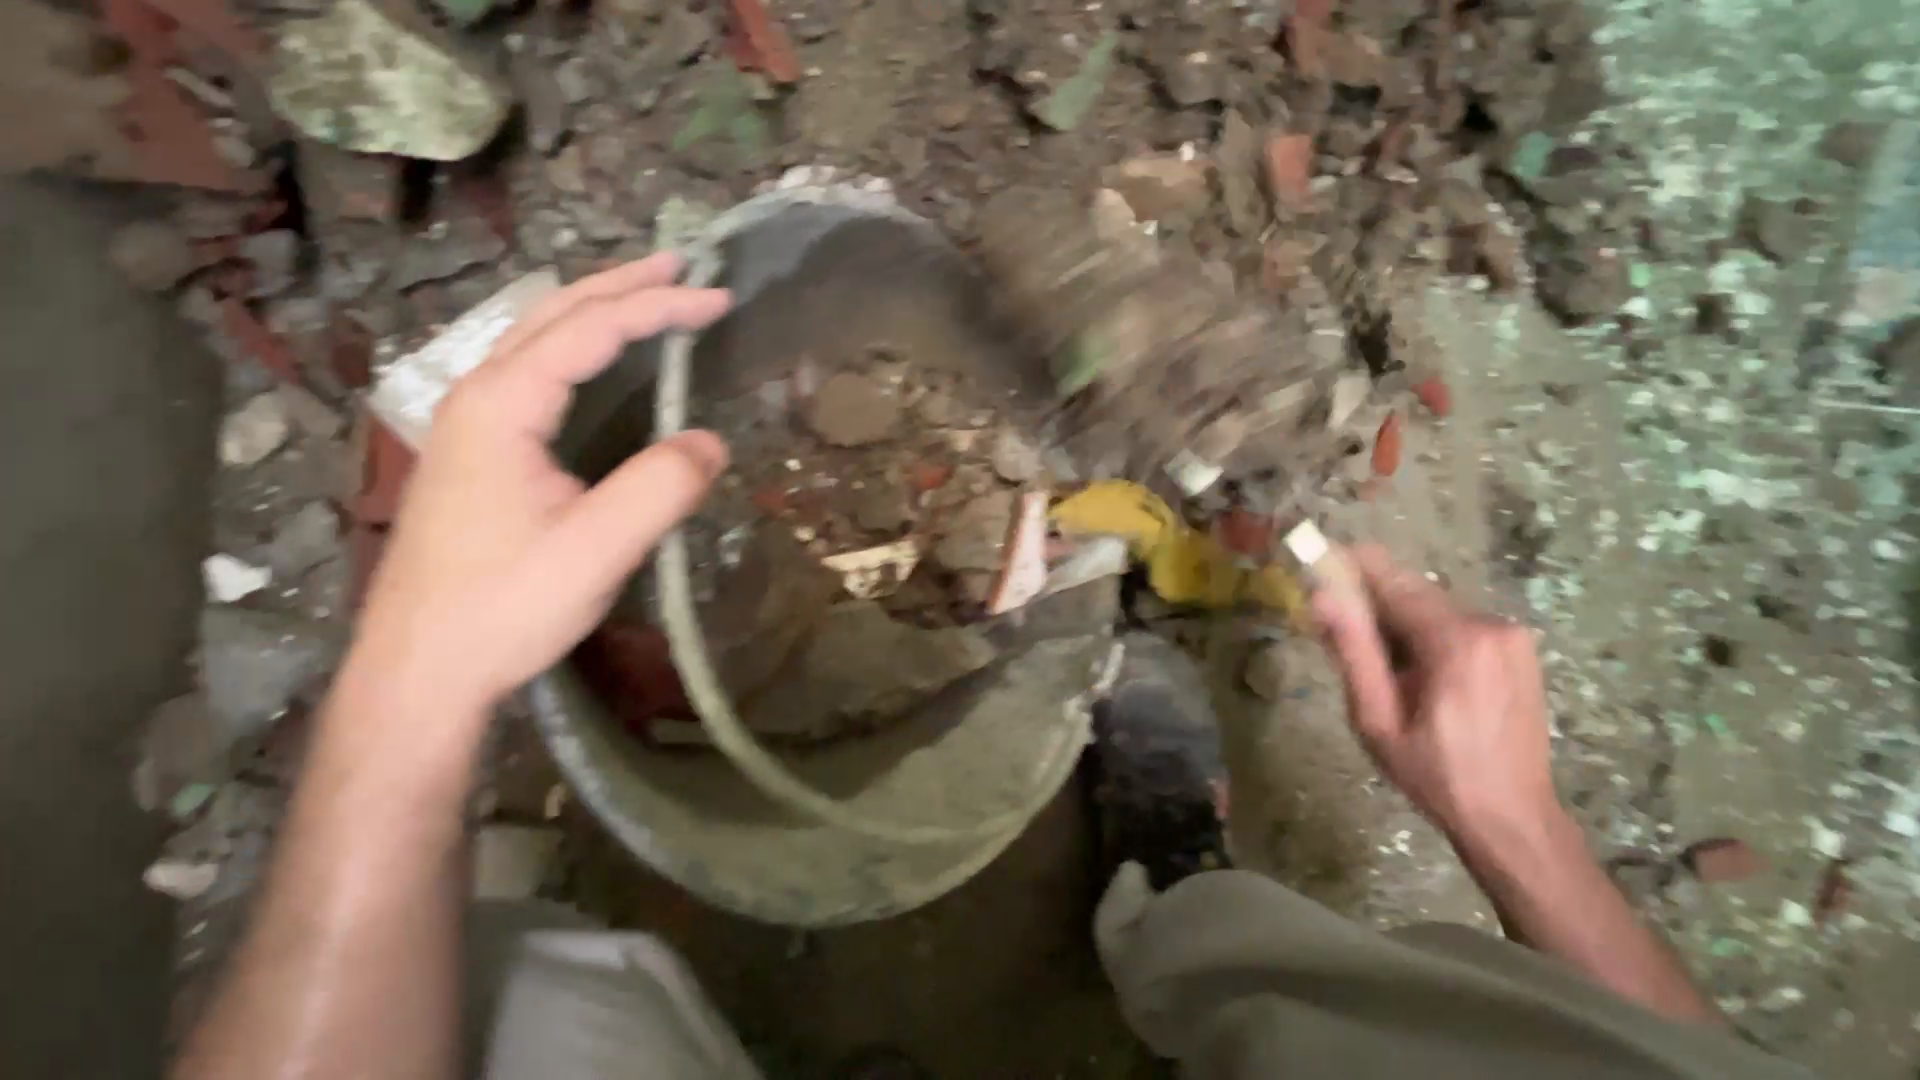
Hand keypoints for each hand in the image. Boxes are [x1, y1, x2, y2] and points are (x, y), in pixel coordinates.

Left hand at [352, 254, 731, 717]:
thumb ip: (661, 488)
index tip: (719, 300)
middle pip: (553, 314)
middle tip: (683, 267)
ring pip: (535, 340)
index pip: (590, 330)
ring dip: (595, 310)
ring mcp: (468, 426)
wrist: (421, 670)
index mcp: (502, 406)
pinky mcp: (474, 456)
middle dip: (623, 285)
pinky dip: (574, 348)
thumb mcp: (597, 550)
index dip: (660, 308)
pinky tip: (593, 362)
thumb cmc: (504, 607)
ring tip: (647, 296)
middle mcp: (476, 398)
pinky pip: (530, 374)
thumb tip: (711, 442)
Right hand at [1312, 546, 1561, 849]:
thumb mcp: (1377, 717)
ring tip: (1383, 670)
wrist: (1513, 818)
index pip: (1393, 582)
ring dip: (1401, 624)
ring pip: (1435, 610)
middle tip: (1338, 631)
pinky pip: (1459, 625)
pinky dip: (1429, 636)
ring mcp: (1512, 636)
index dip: (1352, 566)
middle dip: (1373, 604)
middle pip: (1415, 594)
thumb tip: (1321, 596)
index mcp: (1456, 640)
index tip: (1317, 556)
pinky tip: (1419, 676)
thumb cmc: (1434, 773)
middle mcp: (1491, 624)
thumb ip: (1351, 650)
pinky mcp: (1520, 650)